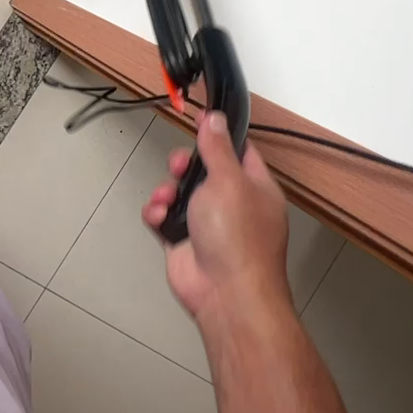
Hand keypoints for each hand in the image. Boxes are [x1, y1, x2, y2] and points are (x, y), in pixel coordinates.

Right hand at [143, 111, 291, 328]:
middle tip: (179, 168)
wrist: (224, 294)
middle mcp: (232, 203)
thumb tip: (216, 118)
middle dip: (184, 165)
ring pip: (178, 191)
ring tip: (166, 201)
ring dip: (166, 191)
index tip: (200, 120)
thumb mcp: (228, 181)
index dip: (218, 135)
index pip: (239, 151)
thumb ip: (217, 147)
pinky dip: (158, 214)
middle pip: (202, 169)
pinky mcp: (182, 239)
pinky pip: (163, 215)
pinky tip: (160, 220)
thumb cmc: (236, 234)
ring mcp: (206, 223)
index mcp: (254, 188)